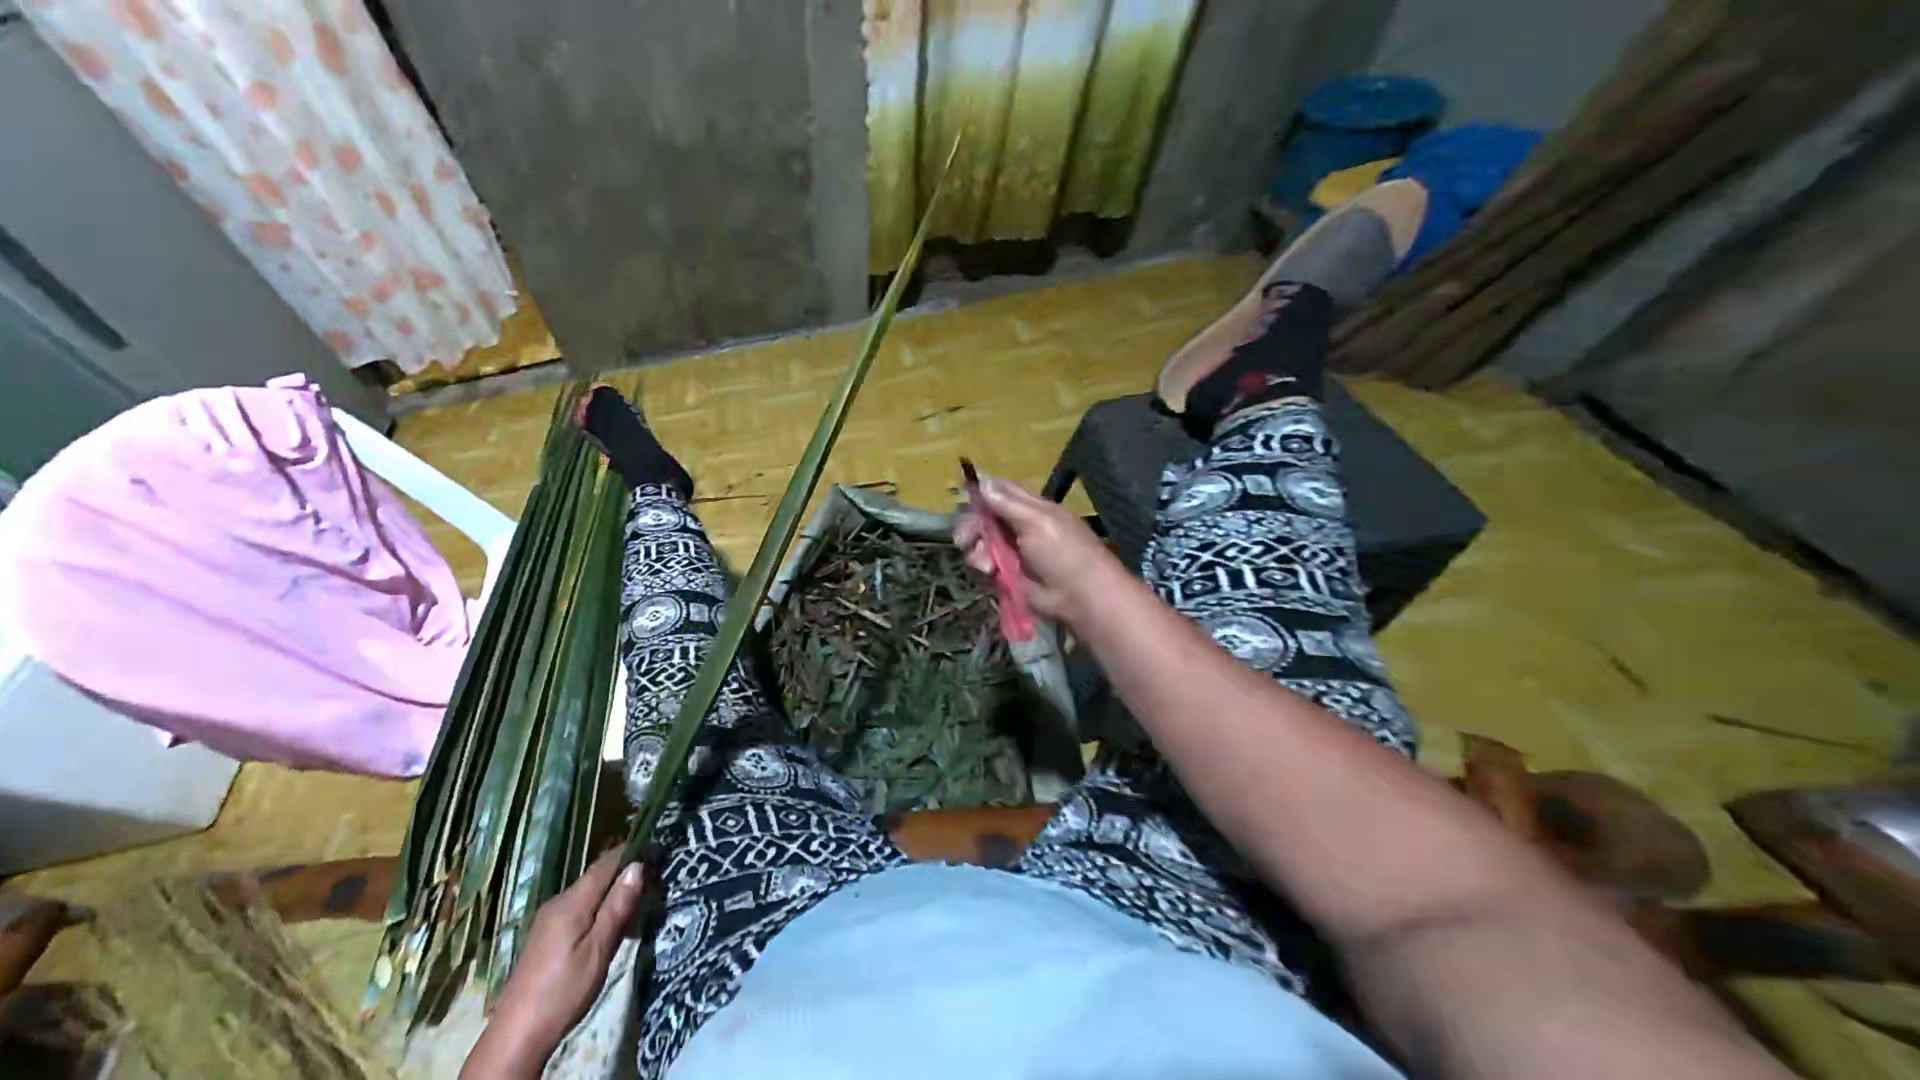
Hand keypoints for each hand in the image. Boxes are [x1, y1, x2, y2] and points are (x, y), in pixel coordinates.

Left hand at [461, 851, 644, 1079]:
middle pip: (598, 875)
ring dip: (615, 892)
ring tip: (641, 903)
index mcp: (572, 901)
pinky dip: (601, 907)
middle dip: (627, 873)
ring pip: (590, 892)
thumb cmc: (563, 991)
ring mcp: (549, 919)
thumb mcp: (598, 949)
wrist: (517, 1036)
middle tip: (657, 880)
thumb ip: (617, 906)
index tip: (660, 850)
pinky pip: (581, 908)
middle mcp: (559, 902)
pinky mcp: (547, 935)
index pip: (607, 862)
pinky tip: (613, 924)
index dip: (634, 852)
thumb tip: (637, 865)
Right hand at [953, 472, 1126, 627]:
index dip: (982, 488)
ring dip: (976, 550)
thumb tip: (982, 480)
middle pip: (985, 518)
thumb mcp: (1037, 522)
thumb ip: (1007, 503)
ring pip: (980, 543)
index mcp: (1032, 508)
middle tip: (965, 538)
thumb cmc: (1064, 552)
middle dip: (972, 526)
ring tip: (985, 564)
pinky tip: (989, 572)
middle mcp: (1019, 527)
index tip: (962, 485)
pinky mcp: (1006, 575)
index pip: (1002, 491)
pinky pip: (984, 565)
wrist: (1080, 596)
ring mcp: (1012, 552)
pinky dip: (982, 567)